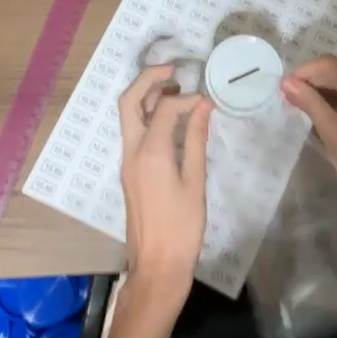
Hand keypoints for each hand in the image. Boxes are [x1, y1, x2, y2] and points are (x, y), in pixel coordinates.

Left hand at [118, 65, 213, 292]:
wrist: (157, 268)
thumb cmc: (182, 228)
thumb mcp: (195, 182)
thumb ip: (196, 140)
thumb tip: (203, 105)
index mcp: (150, 152)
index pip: (164, 108)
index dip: (187, 99)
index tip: (208, 102)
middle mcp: (132, 152)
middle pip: (129, 102)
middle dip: (148, 79)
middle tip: (174, 69)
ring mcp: (127, 162)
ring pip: (128, 116)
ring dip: (147, 96)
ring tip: (175, 88)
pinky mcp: (130, 172)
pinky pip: (134, 133)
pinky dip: (148, 116)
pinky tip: (171, 120)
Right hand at [281, 57, 336, 234]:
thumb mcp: (331, 132)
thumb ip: (309, 103)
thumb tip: (286, 82)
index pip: (328, 65)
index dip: (304, 71)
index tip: (283, 88)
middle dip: (314, 77)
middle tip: (290, 96)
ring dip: (326, 86)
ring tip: (303, 103)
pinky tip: (326, 110)